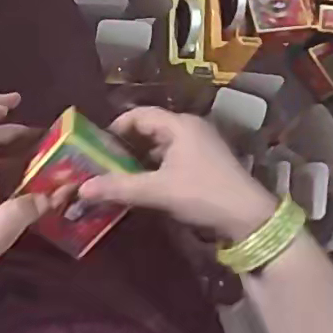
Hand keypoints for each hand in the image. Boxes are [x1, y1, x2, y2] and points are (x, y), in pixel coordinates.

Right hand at [77, 107, 277, 244]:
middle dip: (125, 144)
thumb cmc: (203, 194)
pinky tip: (146, 182)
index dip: (116, 127)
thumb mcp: (158, 191)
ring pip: (162, 143)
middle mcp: (190, 127)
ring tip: (119, 173)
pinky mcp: (207, 160)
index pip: (139, 114)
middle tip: (103, 161)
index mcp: (179, 125)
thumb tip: (82, 188)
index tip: (97, 145)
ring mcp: (201, 143)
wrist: (250, 217)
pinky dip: (156, 165)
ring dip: (141, 157)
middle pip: (150, 128)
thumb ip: (120, 187)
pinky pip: (174, 155)